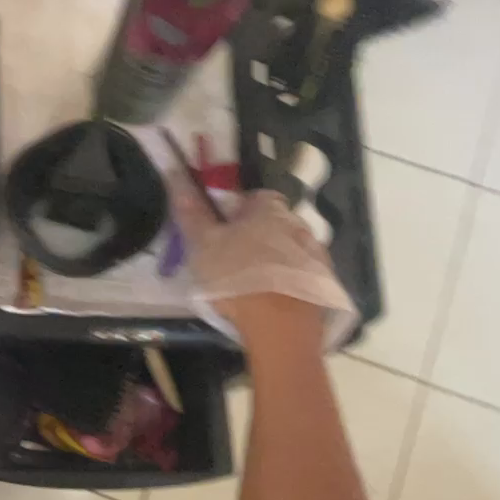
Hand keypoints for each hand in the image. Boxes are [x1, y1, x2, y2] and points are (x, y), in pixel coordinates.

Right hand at [164, 172, 357, 348]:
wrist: (279, 324)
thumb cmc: (235, 276)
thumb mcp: (203, 245)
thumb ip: (192, 213)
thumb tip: (177, 175)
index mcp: (268, 208)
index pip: (254, 198)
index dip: (235, 213)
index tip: (220, 233)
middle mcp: (297, 222)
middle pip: (272, 223)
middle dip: (255, 236)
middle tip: (231, 262)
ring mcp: (314, 251)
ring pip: (287, 248)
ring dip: (272, 259)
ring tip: (251, 285)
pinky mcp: (322, 280)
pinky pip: (300, 272)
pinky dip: (286, 280)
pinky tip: (271, 299)